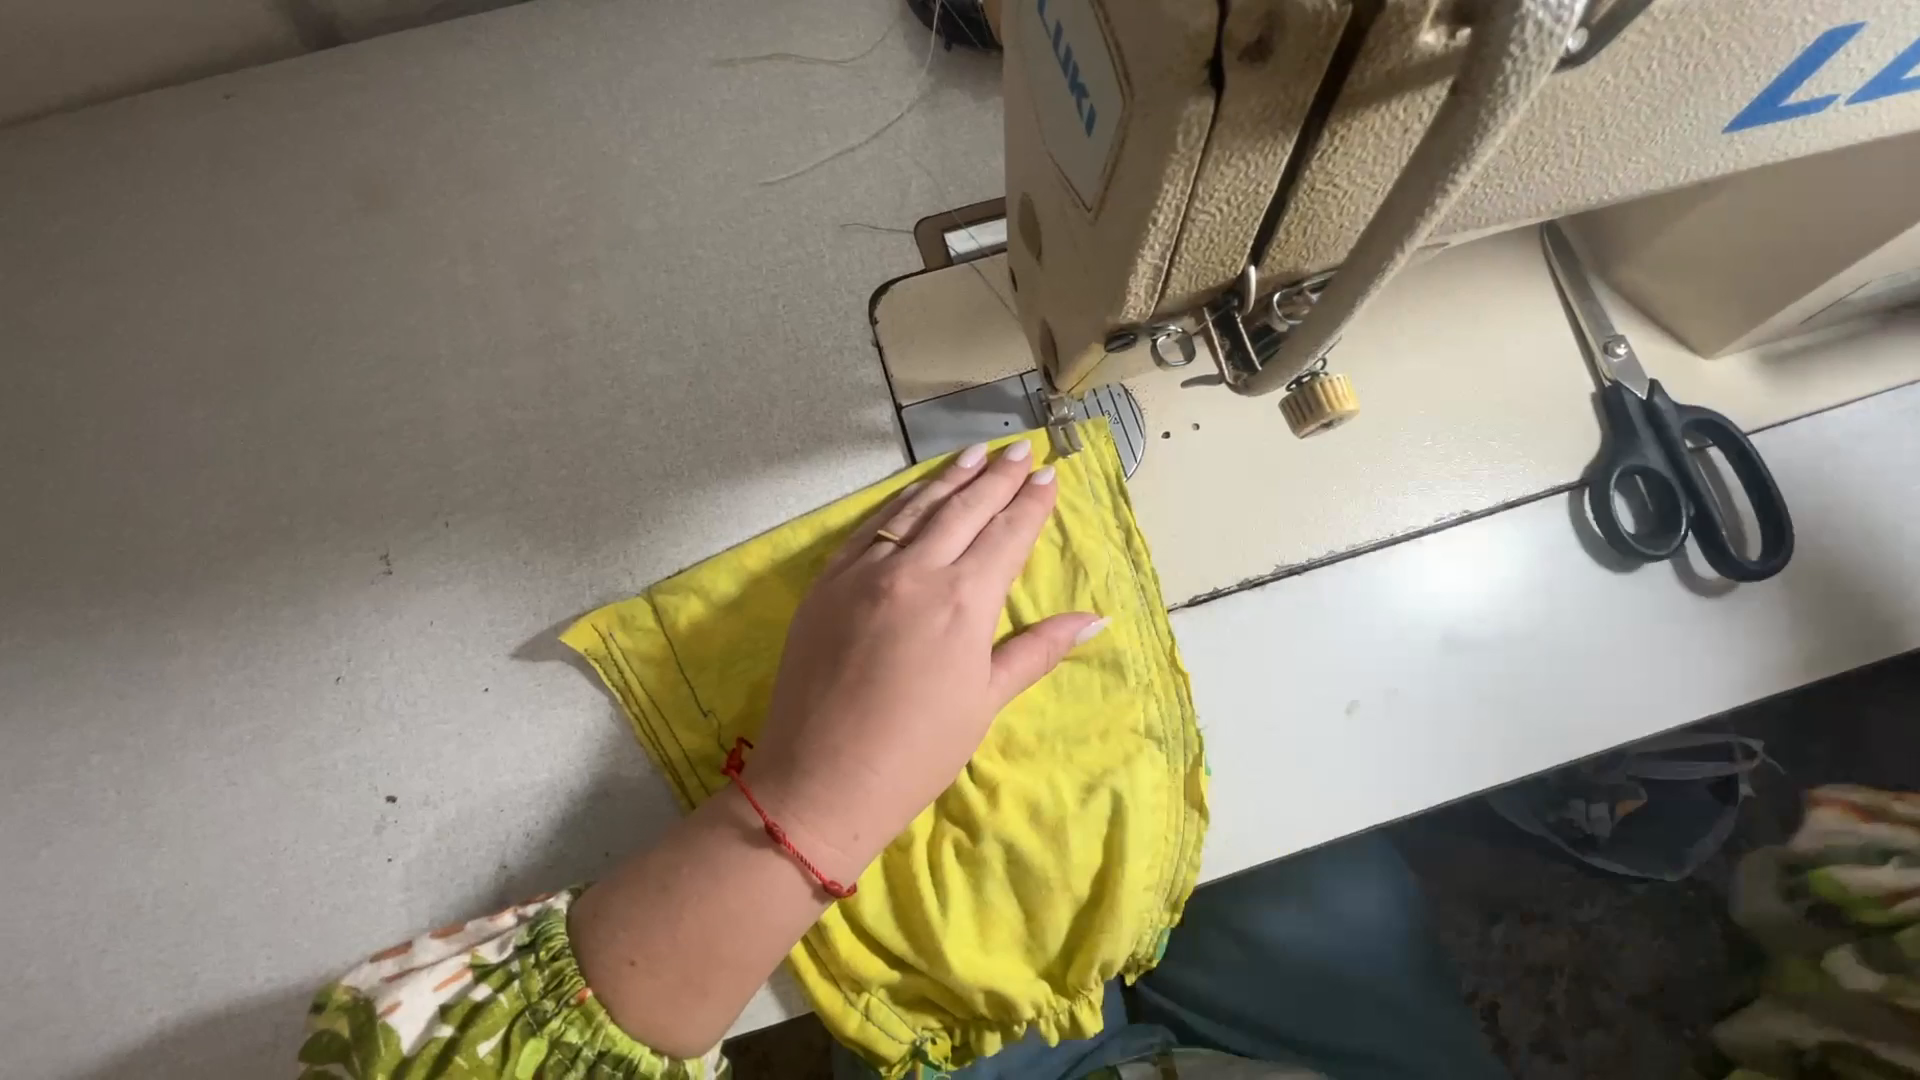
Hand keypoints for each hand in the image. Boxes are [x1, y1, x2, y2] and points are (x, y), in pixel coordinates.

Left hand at [750, 439, 1104, 876]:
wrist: (819, 781)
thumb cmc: (916, 752)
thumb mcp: (986, 701)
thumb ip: (1037, 650)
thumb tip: (1095, 618)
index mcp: (963, 601)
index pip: (1007, 535)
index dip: (1031, 504)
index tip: (1050, 476)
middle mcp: (915, 571)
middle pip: (965, 508)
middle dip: (998, 476)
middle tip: (1021, 450)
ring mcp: (865, 571)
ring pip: (916, 508)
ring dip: (950, 478)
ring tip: (976, 454)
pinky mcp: (827, 581)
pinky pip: (870, 527)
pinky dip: (898, 504)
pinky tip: (914, 493)